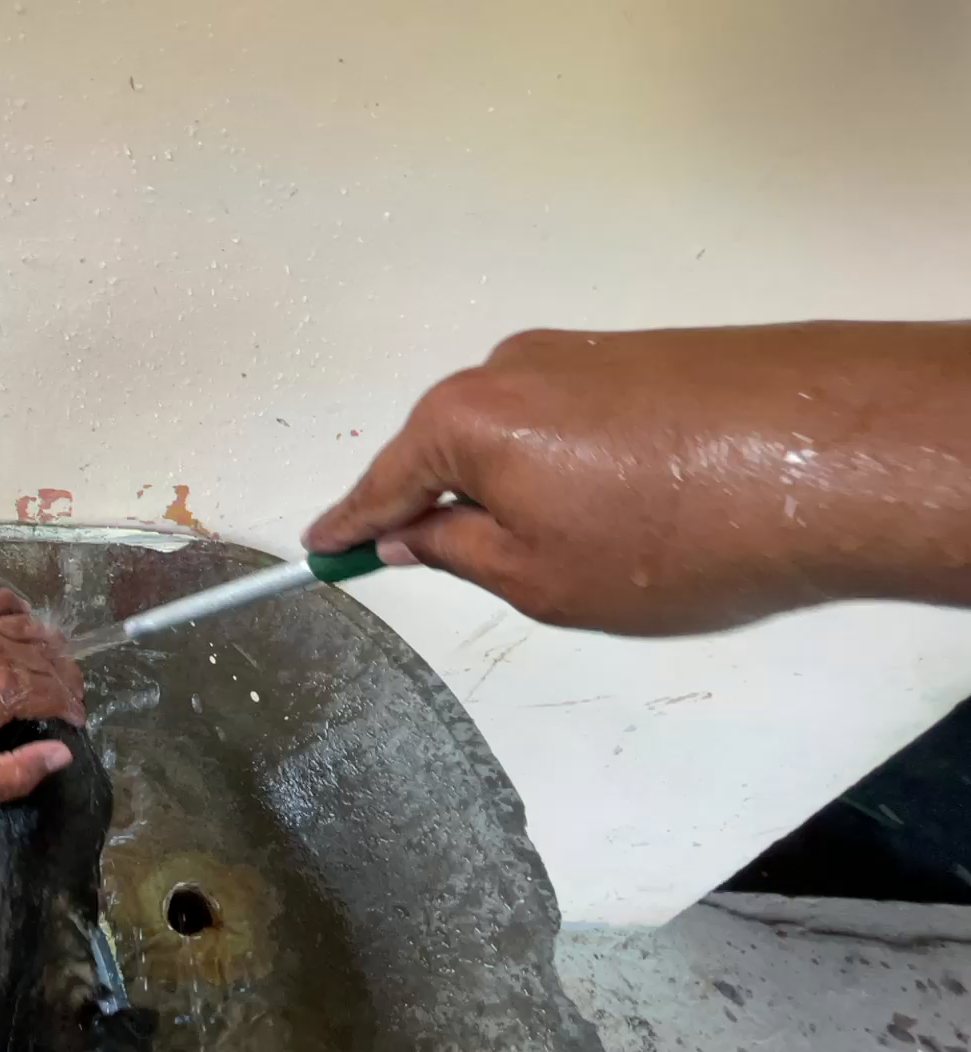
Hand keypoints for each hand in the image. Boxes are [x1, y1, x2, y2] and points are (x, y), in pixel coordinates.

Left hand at [0, 588, 86, 805]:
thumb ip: (22, 771)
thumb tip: (65, 752)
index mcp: (3, 691)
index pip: (55, 691)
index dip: (72, 706)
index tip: (75, 719)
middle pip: (48, 657)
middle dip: (66, 677)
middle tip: (69, 694)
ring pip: (29, 627)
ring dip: (48, 645)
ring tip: (52, 662)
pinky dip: (16, 608)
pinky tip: (23, 620)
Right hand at [305, 322, 970, 634]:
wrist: (857, 454)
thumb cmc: (673, 537)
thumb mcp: (536, 576)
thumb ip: (450, 553)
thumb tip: (407, 535)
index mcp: (461, 421)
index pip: (380, 487)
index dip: (346, 527)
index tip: (317, 548)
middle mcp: (500, 371)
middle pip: (437, 452)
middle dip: (436, 505)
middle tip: (442, 557)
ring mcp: (569, 352)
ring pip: (499, 434)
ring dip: (503, 484)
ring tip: (563, 536)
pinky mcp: (629, 351)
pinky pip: (554, 415)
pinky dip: (553, 459)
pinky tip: (604, 495)